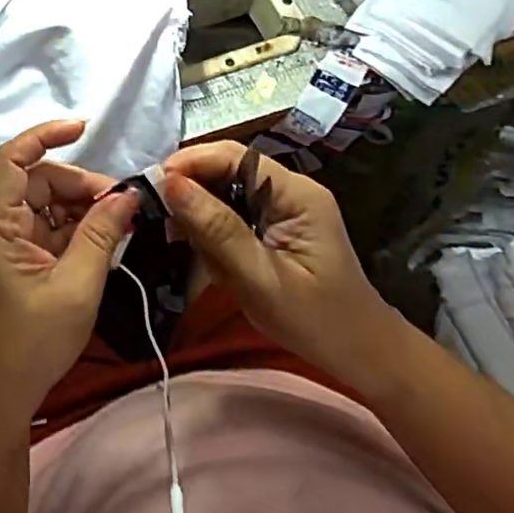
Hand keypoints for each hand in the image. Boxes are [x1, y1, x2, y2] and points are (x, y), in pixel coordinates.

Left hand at [0, 121, 140, 417]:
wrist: (1, 395)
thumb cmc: (32, 341)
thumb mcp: (76, 285)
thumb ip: (102, 234)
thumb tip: (129, 195)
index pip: (14, 158)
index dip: (45, 135)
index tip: (83, 128)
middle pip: (40, 181)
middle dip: (82, 186)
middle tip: (124, 205)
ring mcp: (10, 242)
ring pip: (49, 204)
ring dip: (84, 209)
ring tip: (120, 225)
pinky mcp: (22, 260)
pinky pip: (51, 229)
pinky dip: (78, 230)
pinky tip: (106, 240)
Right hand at [161, 141, 404, 383]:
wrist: (361, 356)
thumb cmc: (316, 321)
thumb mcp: (261, 278)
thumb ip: (216, 230)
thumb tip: (170, 184)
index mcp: (295, 193)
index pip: (232, 156)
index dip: (189, 163)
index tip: (151, 187)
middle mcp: (287, 189)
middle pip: (224, 168)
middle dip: (189, 189)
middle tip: (156, 217)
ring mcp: (280, 206)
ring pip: (221, 190)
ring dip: (196, 212)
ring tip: (176, 240)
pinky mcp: (271, 225)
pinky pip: (228, 212)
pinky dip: (208, 229)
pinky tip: (198, 252)